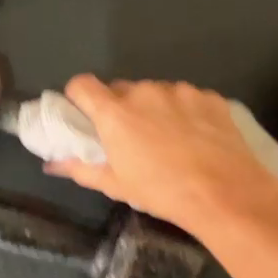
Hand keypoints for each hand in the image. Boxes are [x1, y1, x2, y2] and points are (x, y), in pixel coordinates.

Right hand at [45, 76, 277, 235]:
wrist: (226, 193)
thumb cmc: (161, 191)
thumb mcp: (115, 185)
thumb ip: (79, 168)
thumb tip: (52, 164)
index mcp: (114, 113)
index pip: (82, 84)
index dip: (78, 97)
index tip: (83, 115)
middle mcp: (144, 92)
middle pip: (119, 89)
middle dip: (117, 108)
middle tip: (126, 137)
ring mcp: (180, 91)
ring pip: (153, 93)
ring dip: (151, 109)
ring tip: (165, 139)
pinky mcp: (209, 96)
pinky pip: (184, 98)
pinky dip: (181, 112)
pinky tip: (192, 137)